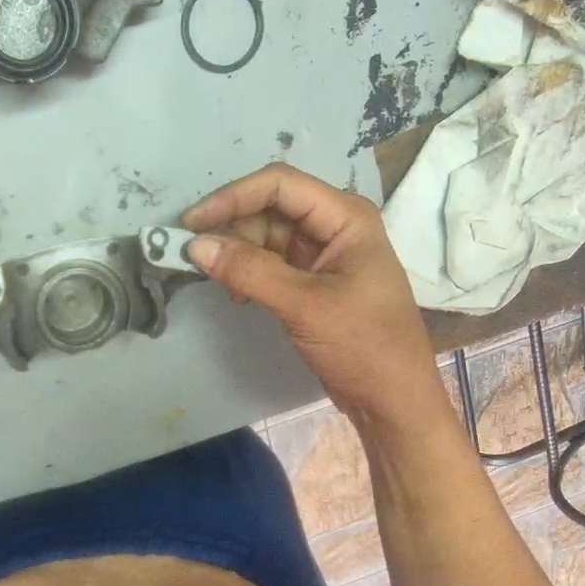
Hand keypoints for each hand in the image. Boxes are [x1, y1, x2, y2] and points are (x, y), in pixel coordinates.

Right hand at [183, 164, 448, 429]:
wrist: (393, 399)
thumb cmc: (364, 346)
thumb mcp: (305, 306)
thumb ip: (250, 272)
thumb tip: (195, 247)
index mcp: (345, 217)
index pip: (279, 185)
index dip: (231, 197)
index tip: (190, 224)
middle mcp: (334, 226)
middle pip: (268, 209)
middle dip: (230, 228)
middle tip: (193, 257)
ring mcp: (323, 255)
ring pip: (265, 237)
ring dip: (236, 254)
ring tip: (217, 283)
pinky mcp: (311, 283)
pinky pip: (270, 264)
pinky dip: (247, 274)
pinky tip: (237, 297)